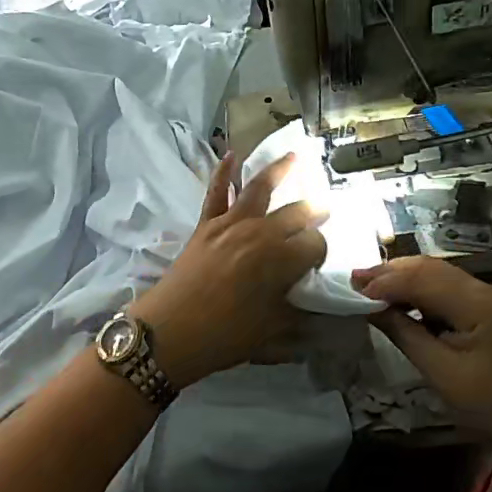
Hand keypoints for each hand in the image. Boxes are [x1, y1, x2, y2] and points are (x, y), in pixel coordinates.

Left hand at [132, 152, 326, 388]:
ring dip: (279, 169)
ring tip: (293, 157)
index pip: (314, 244)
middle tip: (323, 212)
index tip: (315, 266)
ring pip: (260, 188)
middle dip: (314, 212)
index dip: (320, 253)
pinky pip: (217, 192)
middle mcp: (259, 232)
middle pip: (296, 213)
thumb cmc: (223, 336)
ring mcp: (230, 223)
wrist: (168, 334)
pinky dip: (224, 172)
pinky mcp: (206, 224)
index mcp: (280, 259)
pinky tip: (231, 155)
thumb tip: (315, 306)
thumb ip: (297, 314)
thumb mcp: (270, 333)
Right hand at [354, 257, 491, 448]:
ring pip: (436, 274)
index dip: (386, 281)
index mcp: (477, 302)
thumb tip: (370, 307)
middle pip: (429, 268)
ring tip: (369, 288)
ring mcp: (486, 295)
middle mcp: (483, 288)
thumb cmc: (488, 404)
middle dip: (391, 272)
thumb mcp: (440, 372)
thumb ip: (404, 333)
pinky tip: (399, 300)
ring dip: (403, 278)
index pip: (422, 278)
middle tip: (355, 281)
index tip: (353, 288)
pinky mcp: (484, 307)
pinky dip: (418, 290)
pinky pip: (445, 287)